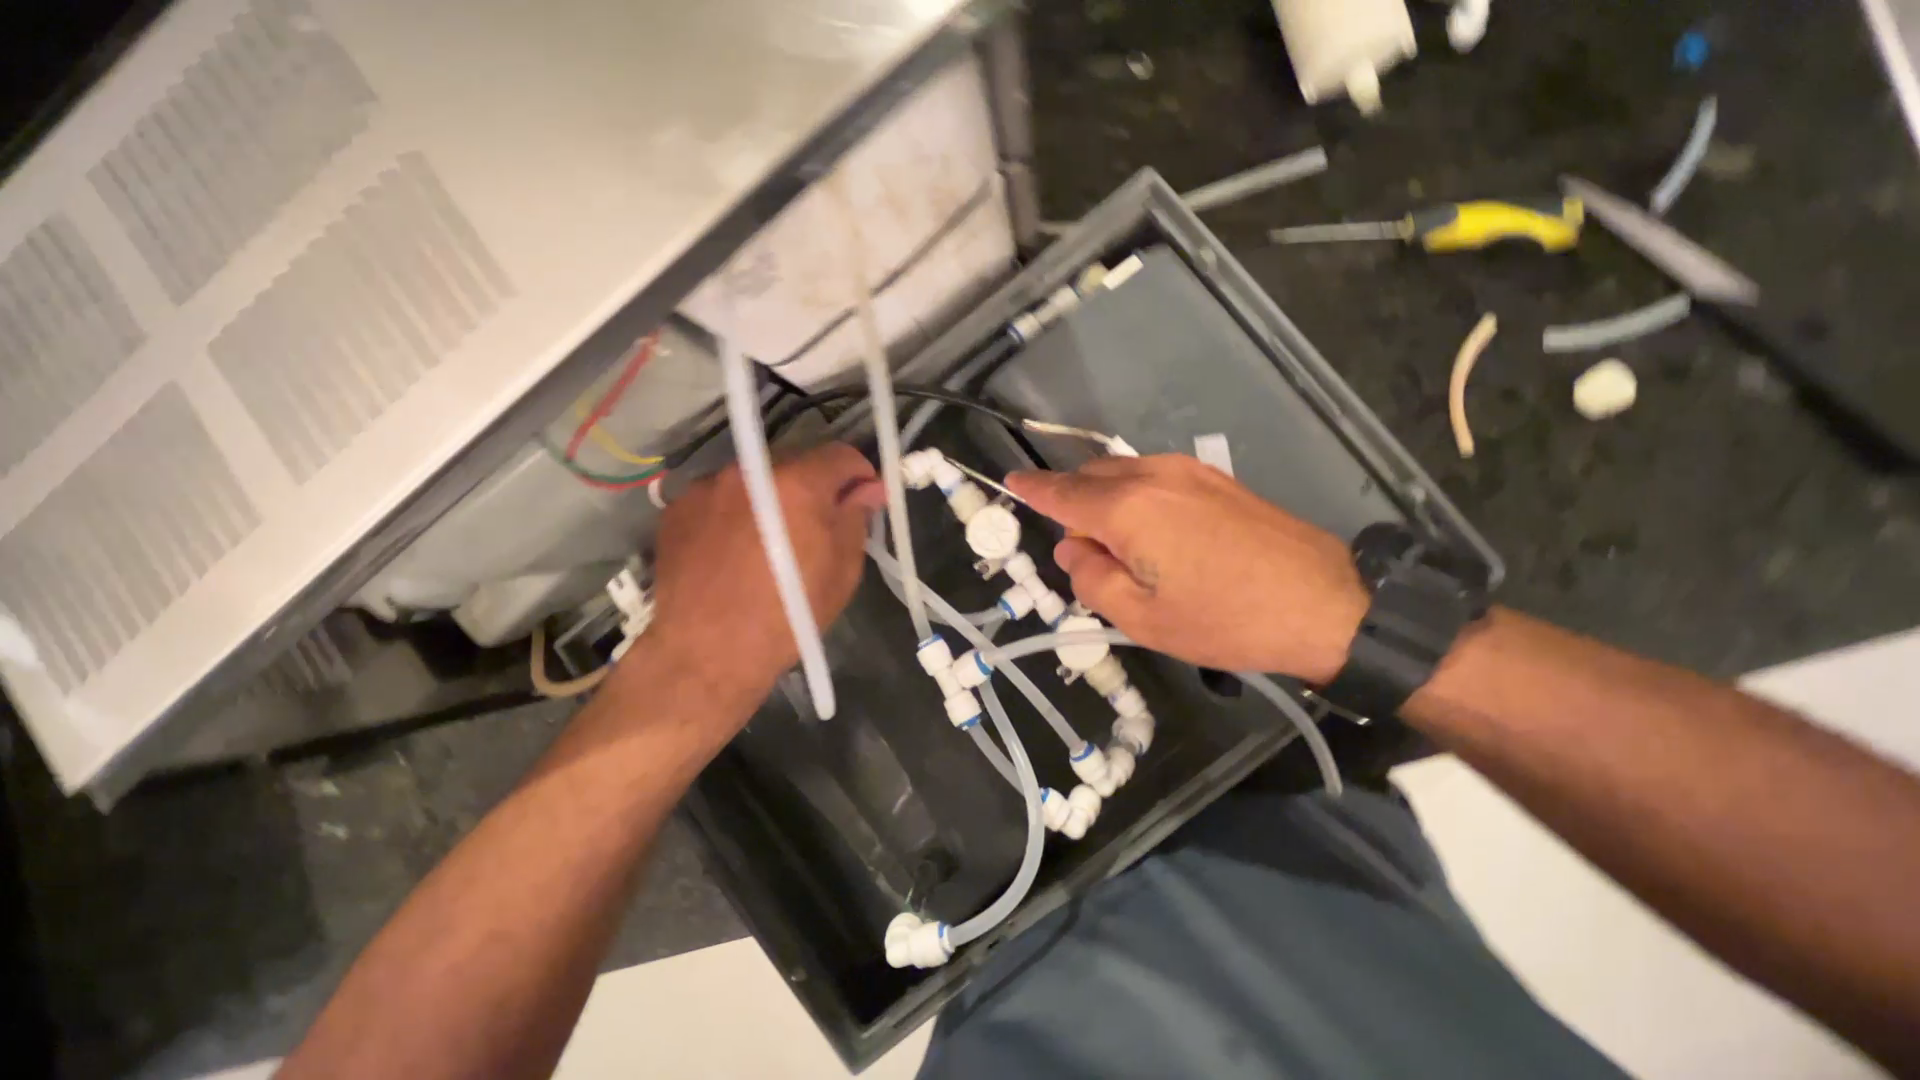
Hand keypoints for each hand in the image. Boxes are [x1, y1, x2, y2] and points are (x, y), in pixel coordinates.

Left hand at [644, 443, 884, 700]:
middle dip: (812, 487)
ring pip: (753, 481)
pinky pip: (718, 499)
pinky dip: (732, 515)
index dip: (860, 475)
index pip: (840, 455)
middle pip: (794, 463)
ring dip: (770, 499)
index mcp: (796, 483)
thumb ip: (856, 518)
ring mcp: (706, 488)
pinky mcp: (677, 509)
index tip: (864, 499)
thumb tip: (868, 489)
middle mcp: (748, 472)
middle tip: (817, 526)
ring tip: (769, 543)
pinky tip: (732, 552)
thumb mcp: (841, 571)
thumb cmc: (787, 616)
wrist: (707, 652)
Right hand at [1006, 455, 1367, 682]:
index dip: (1032, 490)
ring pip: (1126, 475)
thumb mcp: (1143, 619)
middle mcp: (1154, 475)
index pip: (1062, 492)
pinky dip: (1138, 498)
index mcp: (1127, 508)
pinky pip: (1156, 478)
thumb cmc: (1226, 618)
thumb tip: (1073, 550)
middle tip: (1084, 557)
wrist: (1325, 603)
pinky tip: (1157, 537)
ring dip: (1108, 501)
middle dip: (1074, 505)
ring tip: (1123, 553)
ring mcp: (1191, 472)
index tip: (1010, 484)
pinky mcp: (1218, 480)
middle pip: (1092, 478)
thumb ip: (1093, 579)